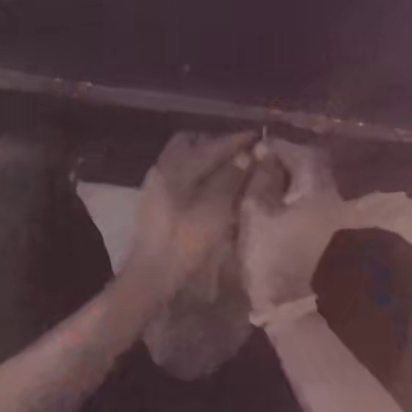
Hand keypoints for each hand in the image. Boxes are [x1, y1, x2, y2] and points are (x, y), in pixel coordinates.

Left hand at [122, 130, 257, 300]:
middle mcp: (162, 170)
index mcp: (174, 168)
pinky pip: (182, 178)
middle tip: (244, 154)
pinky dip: (200, 177)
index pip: (210, 145)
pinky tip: (216, 189)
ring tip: (234, 171)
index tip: (258, 136)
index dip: (236, 141)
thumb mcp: (214, 209)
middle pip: (192, 146)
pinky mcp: (157, 203)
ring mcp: (156, 187)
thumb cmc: (184, 242)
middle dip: (218, 147)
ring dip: (209, 162)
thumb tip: (245, 155)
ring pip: (186, 162)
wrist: (153, 275)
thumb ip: (229, 178)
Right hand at [238, 137, 344, 310]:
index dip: (278, 147)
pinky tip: (269, 192)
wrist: (281, 295)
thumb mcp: (255, 209)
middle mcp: (329, 196)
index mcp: (316, 191)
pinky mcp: (320, 223)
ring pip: (308, 179)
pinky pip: (306, 194)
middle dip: (283, 157)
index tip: (255, 147)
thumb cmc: (266, 251)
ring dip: (285, 172)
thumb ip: (261, 175)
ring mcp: (328, 211)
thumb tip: (264, 151)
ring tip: (258, 174)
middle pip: (310, 164)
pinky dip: (288, 187)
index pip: (302, 154)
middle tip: (256, 159)